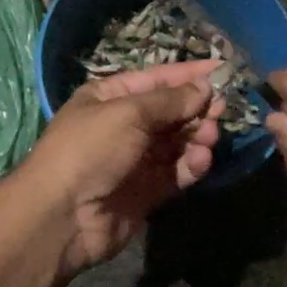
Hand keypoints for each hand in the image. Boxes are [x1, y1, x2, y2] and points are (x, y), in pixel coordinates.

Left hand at [13, 61, 221, 276]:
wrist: (62, 216)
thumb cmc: (90, 149)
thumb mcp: (128, 113)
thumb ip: (169, 101)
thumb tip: (204, 87)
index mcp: (109, 97)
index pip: (155, 79)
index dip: (188, 74)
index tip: (223, 69)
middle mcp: (122, 125)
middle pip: (169, 111)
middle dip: (197, 108)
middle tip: (224, 109)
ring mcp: (134, 159)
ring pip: (176, 142)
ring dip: (197, 137)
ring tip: (211, 136)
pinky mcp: (146, 191)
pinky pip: (175, 172)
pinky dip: (191, 165)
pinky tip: (201, 160)